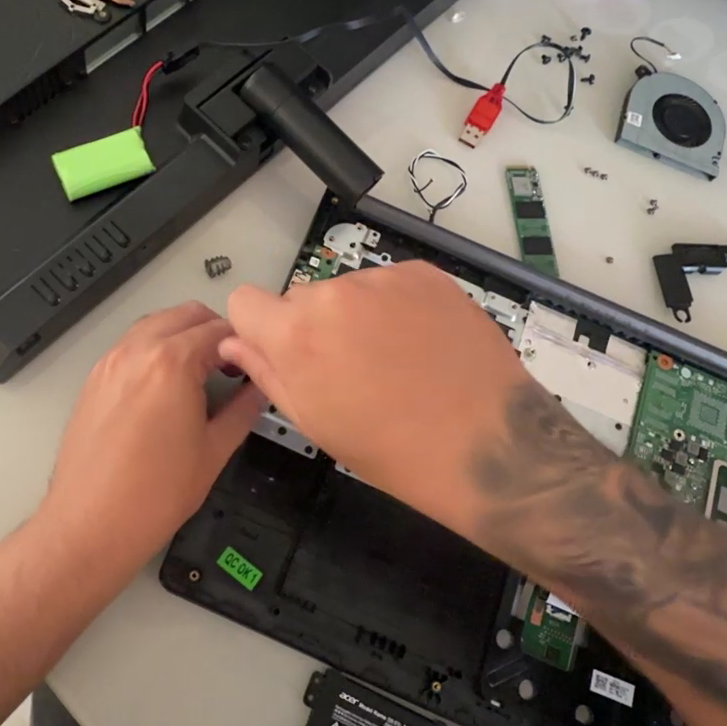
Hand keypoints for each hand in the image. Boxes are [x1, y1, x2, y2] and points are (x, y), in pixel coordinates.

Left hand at [40, 302, 265, 561]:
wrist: (91, 525)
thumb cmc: (152, 496)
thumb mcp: (214, 451)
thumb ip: (243, 410)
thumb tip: (259, 391)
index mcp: (171, 364)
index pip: (219, 330)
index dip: (244, 344)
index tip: (254, 362)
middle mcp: (136, 353)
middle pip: (185, 315)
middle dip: (214, 332)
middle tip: (231, 366)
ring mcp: (110, 364)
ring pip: (155, 326)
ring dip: (182, 337)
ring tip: (201, 375)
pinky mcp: (94, 380)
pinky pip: (131, 347)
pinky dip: (154, 351)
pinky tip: (168, 387)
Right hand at [219, 262, 529, 530]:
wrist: (488, 446)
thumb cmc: (394, 450)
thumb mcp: (316, 422)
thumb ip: (268, 373)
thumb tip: (238, 345)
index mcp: (297, 334)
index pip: (245, 301)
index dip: (258, 329)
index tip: (280, 352)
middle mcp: (335, 294)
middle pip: (300, 298)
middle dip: (312, 327)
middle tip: (347, 370)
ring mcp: (384, 280)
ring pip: (346, 291)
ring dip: (355, 317)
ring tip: (392, 361)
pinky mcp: (425, 275)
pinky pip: (388, 284)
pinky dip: (394, 307)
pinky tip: (419, 345)